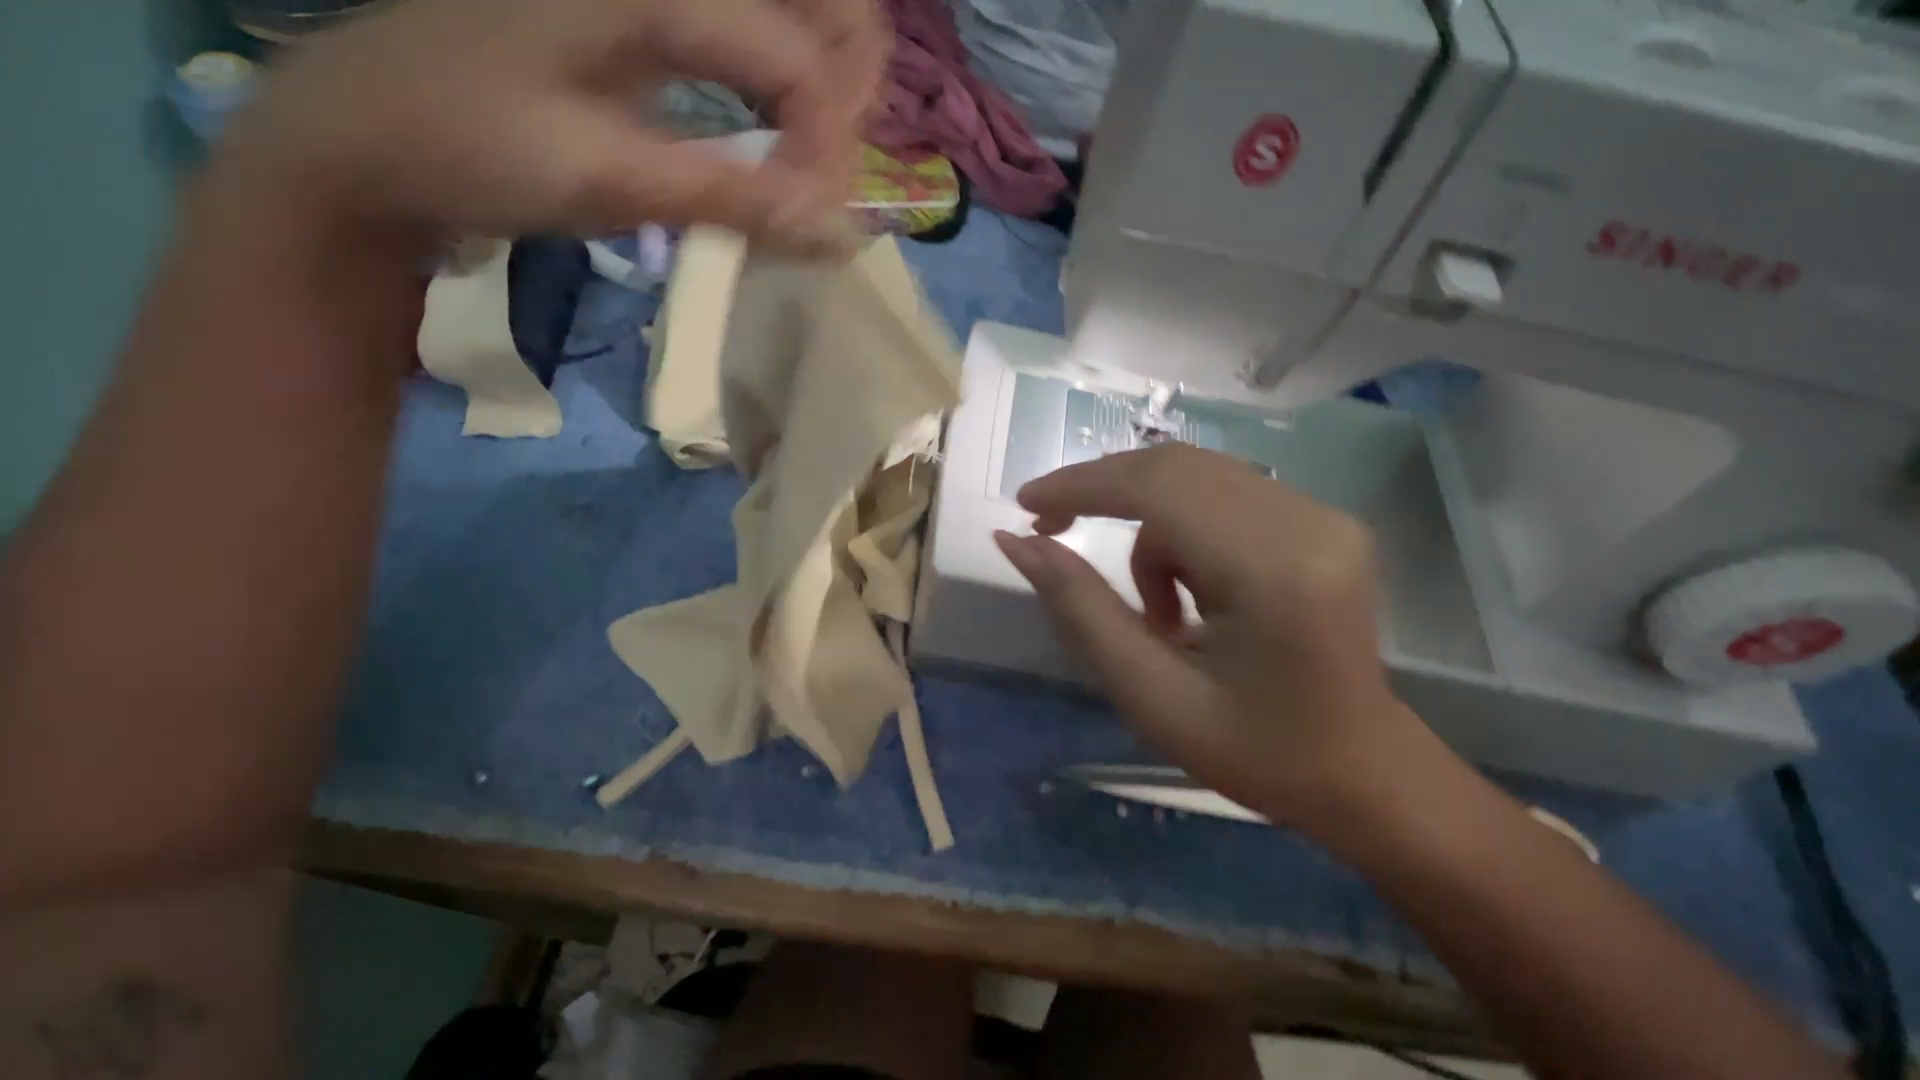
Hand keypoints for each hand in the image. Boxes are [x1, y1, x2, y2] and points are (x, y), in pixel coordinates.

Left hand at [218, 0, 886, 253]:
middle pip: (828, 8)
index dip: (828, 150)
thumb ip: (733, 199)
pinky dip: (782, 86)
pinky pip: (751, 32)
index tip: (817, 226)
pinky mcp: (647, 13)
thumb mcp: (605, 180)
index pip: (800, 60)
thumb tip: (842, 235)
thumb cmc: (471, 149)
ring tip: (808, 161)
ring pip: (798, 15)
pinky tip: (772, 134)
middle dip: (849, 96)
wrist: (361, 131)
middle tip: (828, 177)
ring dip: (826, 87)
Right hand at [994, 444, 1435, 837]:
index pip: (1160, 487)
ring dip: (1150, 529)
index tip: (1025, 504)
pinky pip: (1226, 496)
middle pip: (1178, 467)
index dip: (1082, 484)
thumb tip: (1015, 542)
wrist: (1361, 773)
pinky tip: (1192, 596)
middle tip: (1052, 533)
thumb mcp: (1151, 696)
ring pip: (1197, 479)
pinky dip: (1185, 532)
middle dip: (1105, 492)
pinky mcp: (1324, 522)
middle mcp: (1308, 522)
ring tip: (1156, 615)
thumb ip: (1081, 611)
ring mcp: (1324, 516)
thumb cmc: (1255, 753)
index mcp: (1274, 571)